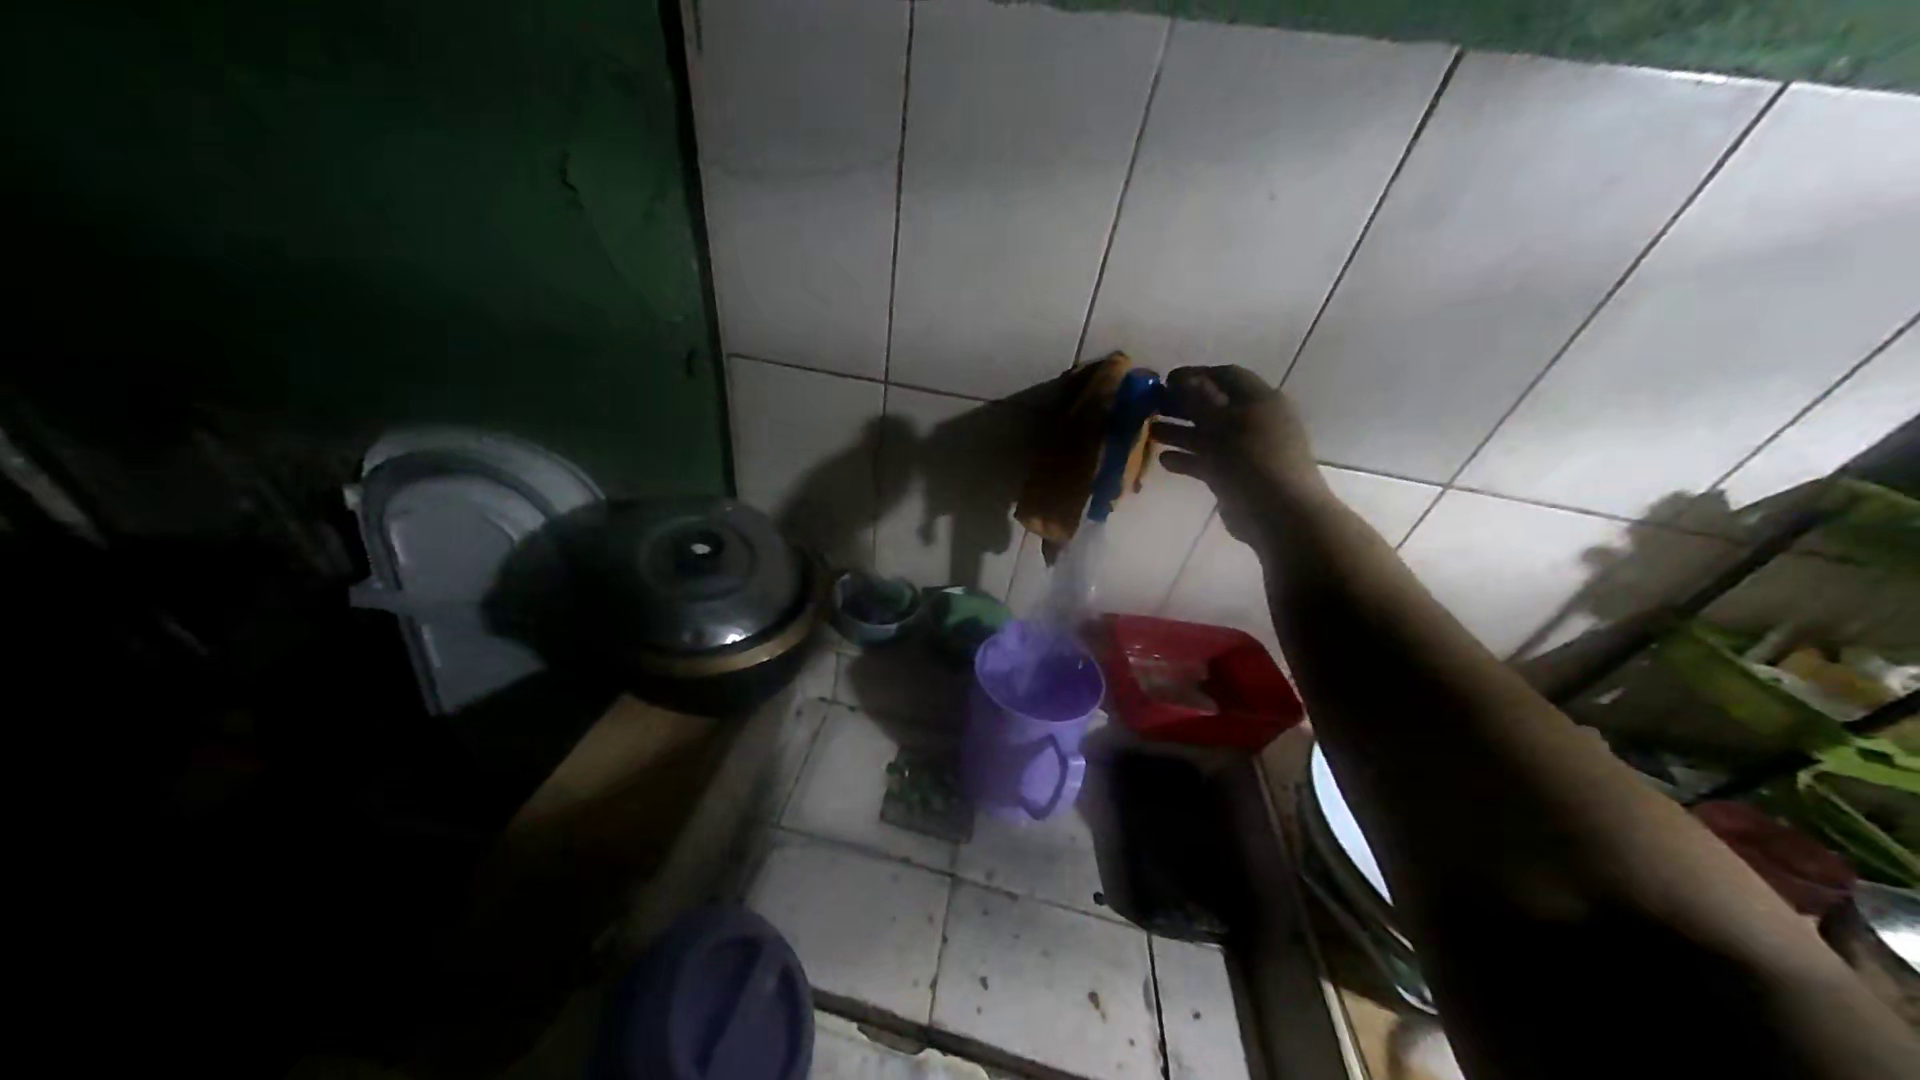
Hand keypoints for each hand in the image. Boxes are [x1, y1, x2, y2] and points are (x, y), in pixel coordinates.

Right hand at [1153, 366, 1322, 538]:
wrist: (1278, 514)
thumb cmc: (1251, 459)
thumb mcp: (1222, 423)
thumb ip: (1199, 399)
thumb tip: (1182, 378)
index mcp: (1259, 400)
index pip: (1226, 376)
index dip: (1195, 375)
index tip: (1165, 381)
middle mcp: (1254, 421)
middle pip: (1214, 406)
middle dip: (1183, 405)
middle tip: (1152, 407)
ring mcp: (1246, 450)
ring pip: (1208, 435)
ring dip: (1180, 432)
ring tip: (1151, 432)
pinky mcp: (1236, 476)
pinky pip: (1208, 461)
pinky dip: (1188, 459)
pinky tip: (1164, 460)